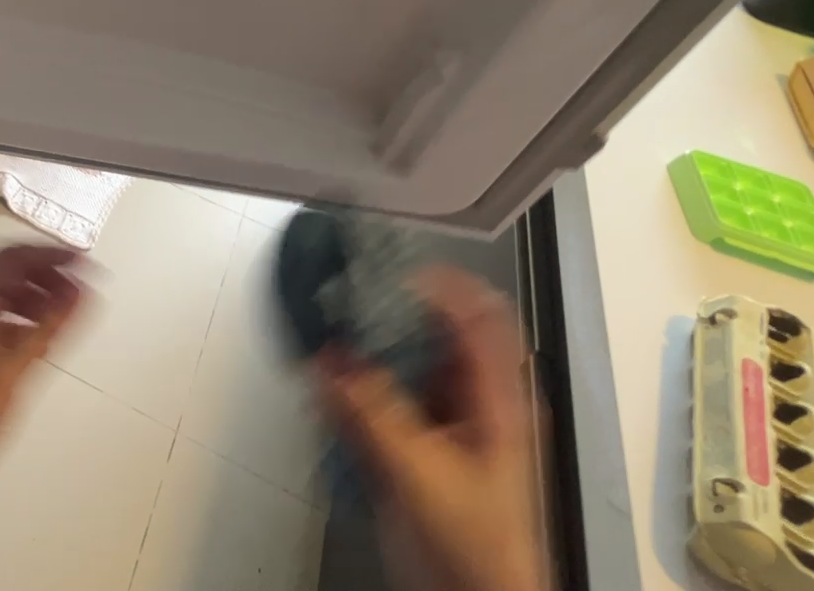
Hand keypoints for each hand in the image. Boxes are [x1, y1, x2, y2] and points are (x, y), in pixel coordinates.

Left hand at [0, 244, 83, 516]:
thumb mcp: (7, 372)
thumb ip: (47, 328)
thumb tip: (80, 290)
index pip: (9, 260)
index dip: (47, 254)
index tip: (83, 259)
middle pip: (10, 276)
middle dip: (47, 274)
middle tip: (84, 282)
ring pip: (10, 302)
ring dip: (42, 298)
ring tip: (75, 307)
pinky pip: (9, 328)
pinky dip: (33, 325)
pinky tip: (53, 335)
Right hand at [315, 268, 547, 590]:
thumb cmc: (471, 542)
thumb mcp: (423, 475)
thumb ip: (373, 415)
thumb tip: (323, 358)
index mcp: (494, 396)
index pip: (478, 316)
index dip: (439, 285)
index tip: (384, 272)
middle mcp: (467, 394)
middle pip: (430, 329)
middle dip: (383, 310)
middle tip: (337, 297)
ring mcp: (437, 415)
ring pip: (398, 357)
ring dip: (359, 344)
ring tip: (318, 331)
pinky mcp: (409, 436)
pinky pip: (376, 390)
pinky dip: (348, 378)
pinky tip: (318, 377)